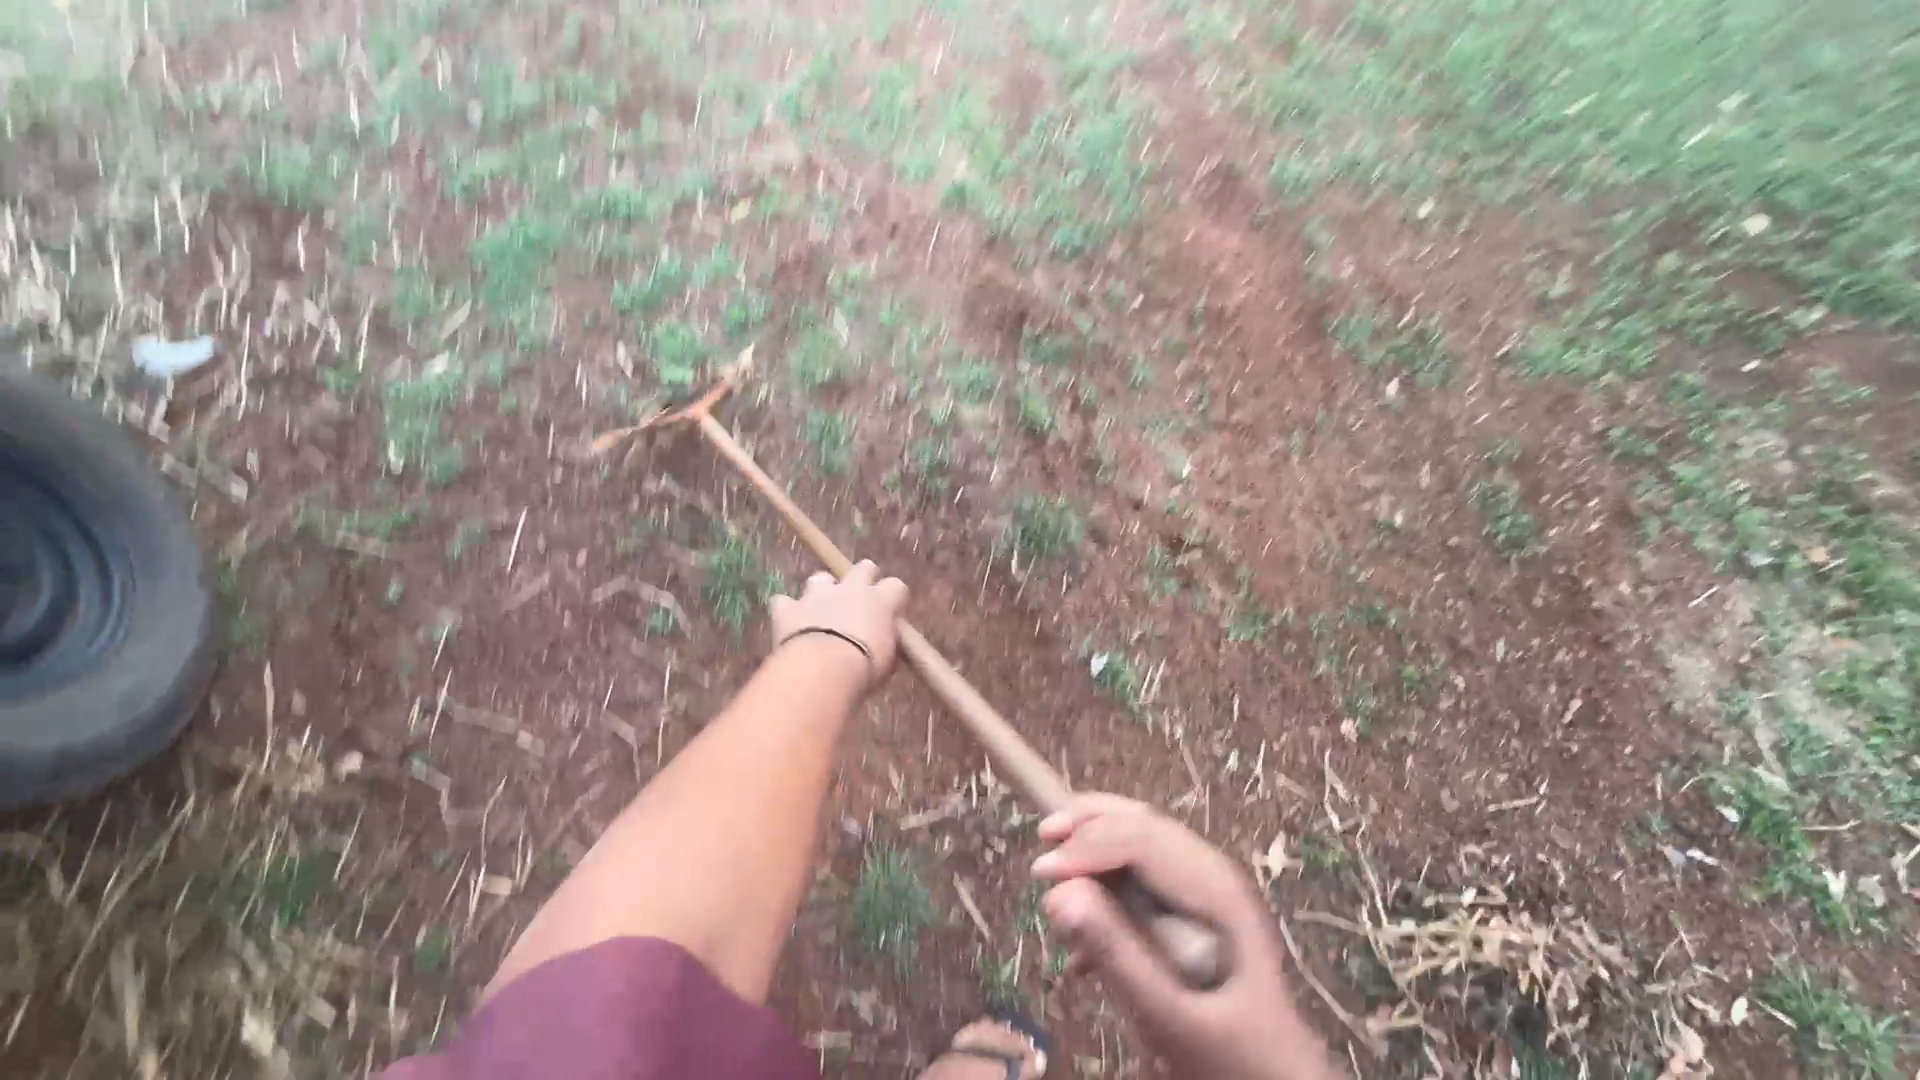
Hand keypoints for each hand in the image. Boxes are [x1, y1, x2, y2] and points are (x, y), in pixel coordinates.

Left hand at [768, 561, 908, 688]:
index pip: (896, 586)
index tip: (891, 612)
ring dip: (822, 590)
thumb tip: (883, 645)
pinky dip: (787, 611)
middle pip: (863, 568)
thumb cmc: (864, 668)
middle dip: (863, 578)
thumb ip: (886, 645)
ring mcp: (817, 595)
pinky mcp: (789, 608)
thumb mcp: (887, 662)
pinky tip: (789, 625)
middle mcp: (851, 589)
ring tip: (821, 610)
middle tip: (860, 601)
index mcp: (880, 601)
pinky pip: (784, 602)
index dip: (893, 597)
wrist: (822, 670)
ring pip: (820, 578)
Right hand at [1032, 795, 1338, 1079]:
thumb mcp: (1170, 1016)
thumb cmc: (1231, 1056)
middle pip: (1141, 824)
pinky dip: (1105, 882)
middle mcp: (1211, 874)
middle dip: (1088, 825)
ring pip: (1139, 840)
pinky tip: (1081, 936)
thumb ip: (1117, 956)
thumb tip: (1058, 894)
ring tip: (1057, 876)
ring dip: (1094, 849)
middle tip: (1042, 837)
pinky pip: (1141, 874)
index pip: (1142, 840)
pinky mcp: (1190, 908)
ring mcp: (1203, 888)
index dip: (1087, 846)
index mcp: (1217, 892)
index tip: (1041, 873)